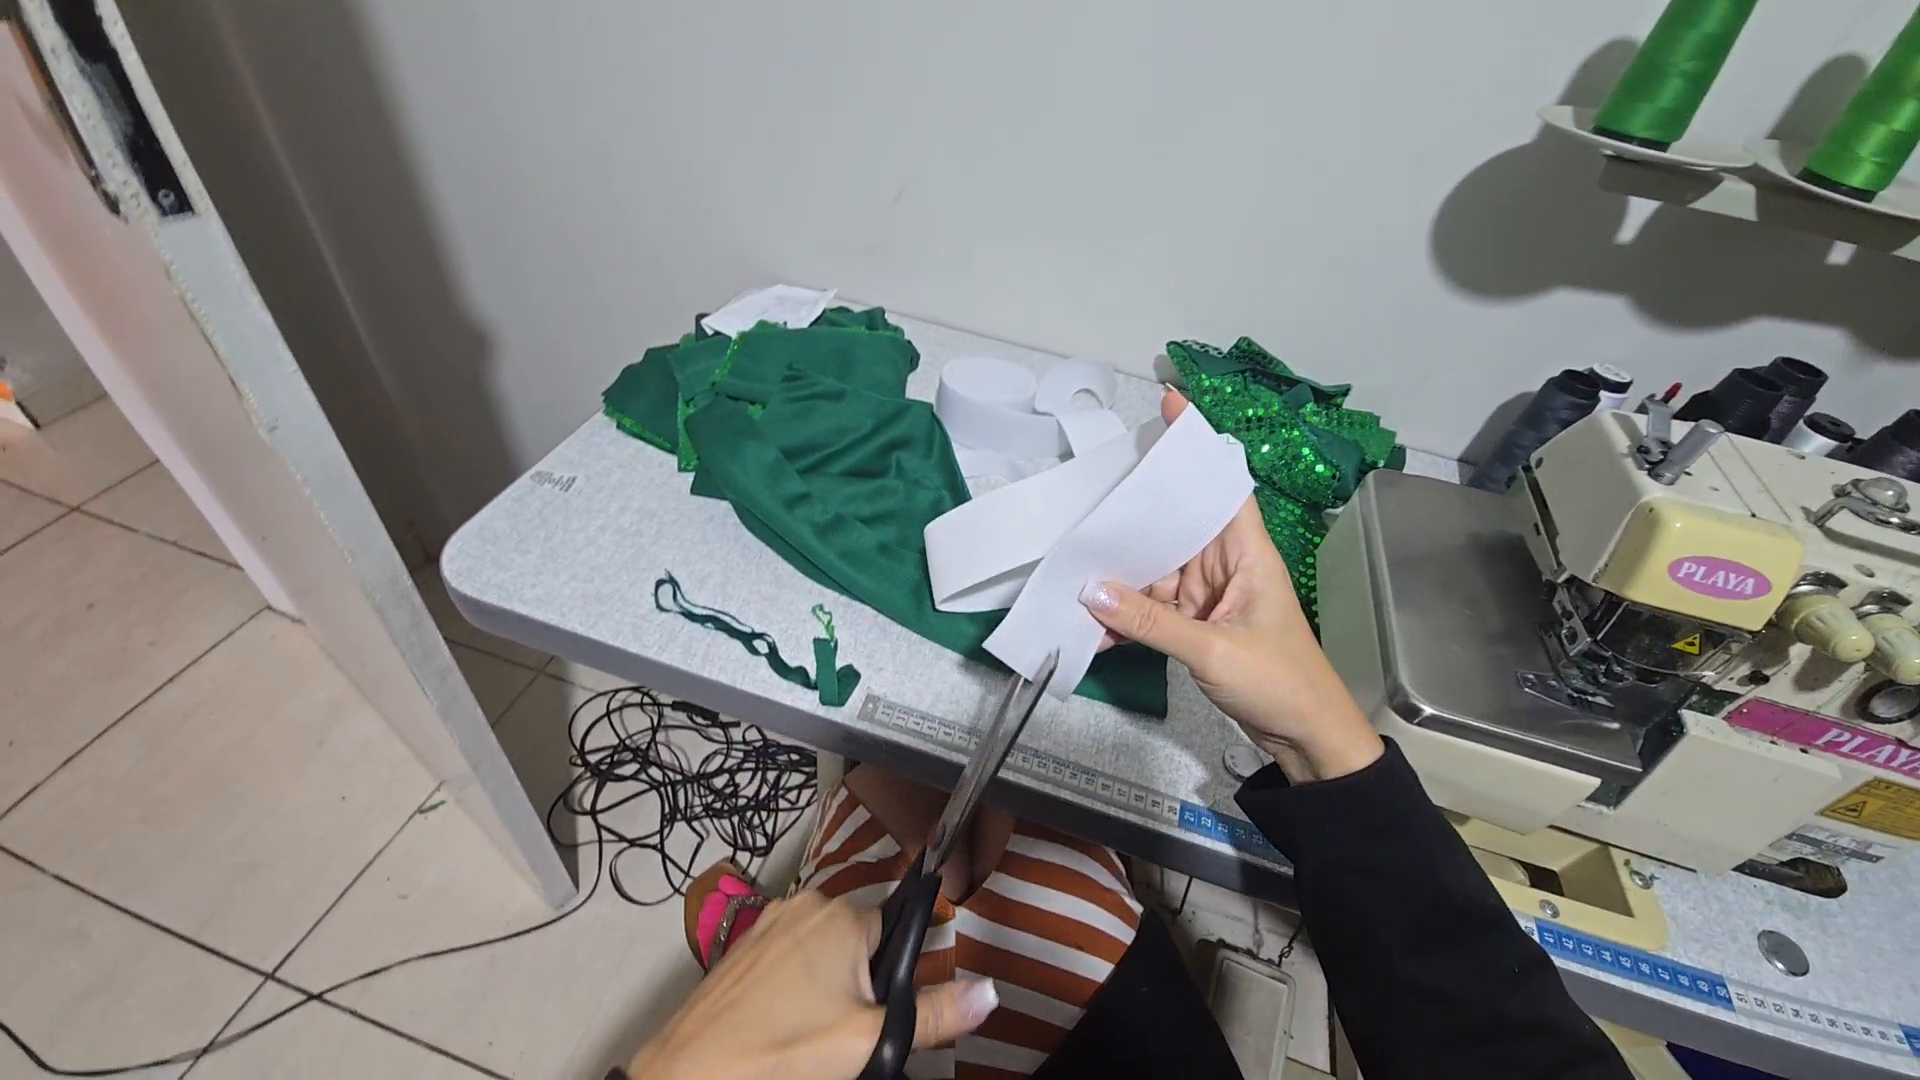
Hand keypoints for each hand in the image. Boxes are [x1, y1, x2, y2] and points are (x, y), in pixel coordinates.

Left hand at [629, 890, 996, 1079]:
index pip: (894, 932)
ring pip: (823, 951)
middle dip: (860, 984)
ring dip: (827, 988)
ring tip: (809, 1037)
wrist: (688, 1074)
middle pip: (859, 942)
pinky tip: (781, 1028)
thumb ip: (932, 1015)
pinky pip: (790, 957)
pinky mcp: (745, 942)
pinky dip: (795, 987)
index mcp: (845, 915)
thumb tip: (990, 993)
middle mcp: (810, 903)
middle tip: (842, 1034)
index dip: (893, 975)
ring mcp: (772, 920)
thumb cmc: (783, 1053)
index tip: (877, 1011)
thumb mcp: (867, 1041)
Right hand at [1079, 391, 1383, 784]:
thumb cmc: (1280, 681)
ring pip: (1156, 566)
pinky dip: (1126, 614)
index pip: (1222, 483)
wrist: (1305, 737)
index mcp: (1246, 551)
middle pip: (1176, 521)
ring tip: (1076, 568)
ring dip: (1121, 573)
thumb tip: (1090, 591)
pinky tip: (1095, 622)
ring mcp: (1206, 593)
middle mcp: (1224, 562)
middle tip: (1087, 494)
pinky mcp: (1193, 623)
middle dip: (1135, 510)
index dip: (1197, 444)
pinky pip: (1151, 607)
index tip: (1168, 405)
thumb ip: (1152, 622)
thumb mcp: (1214, 649)